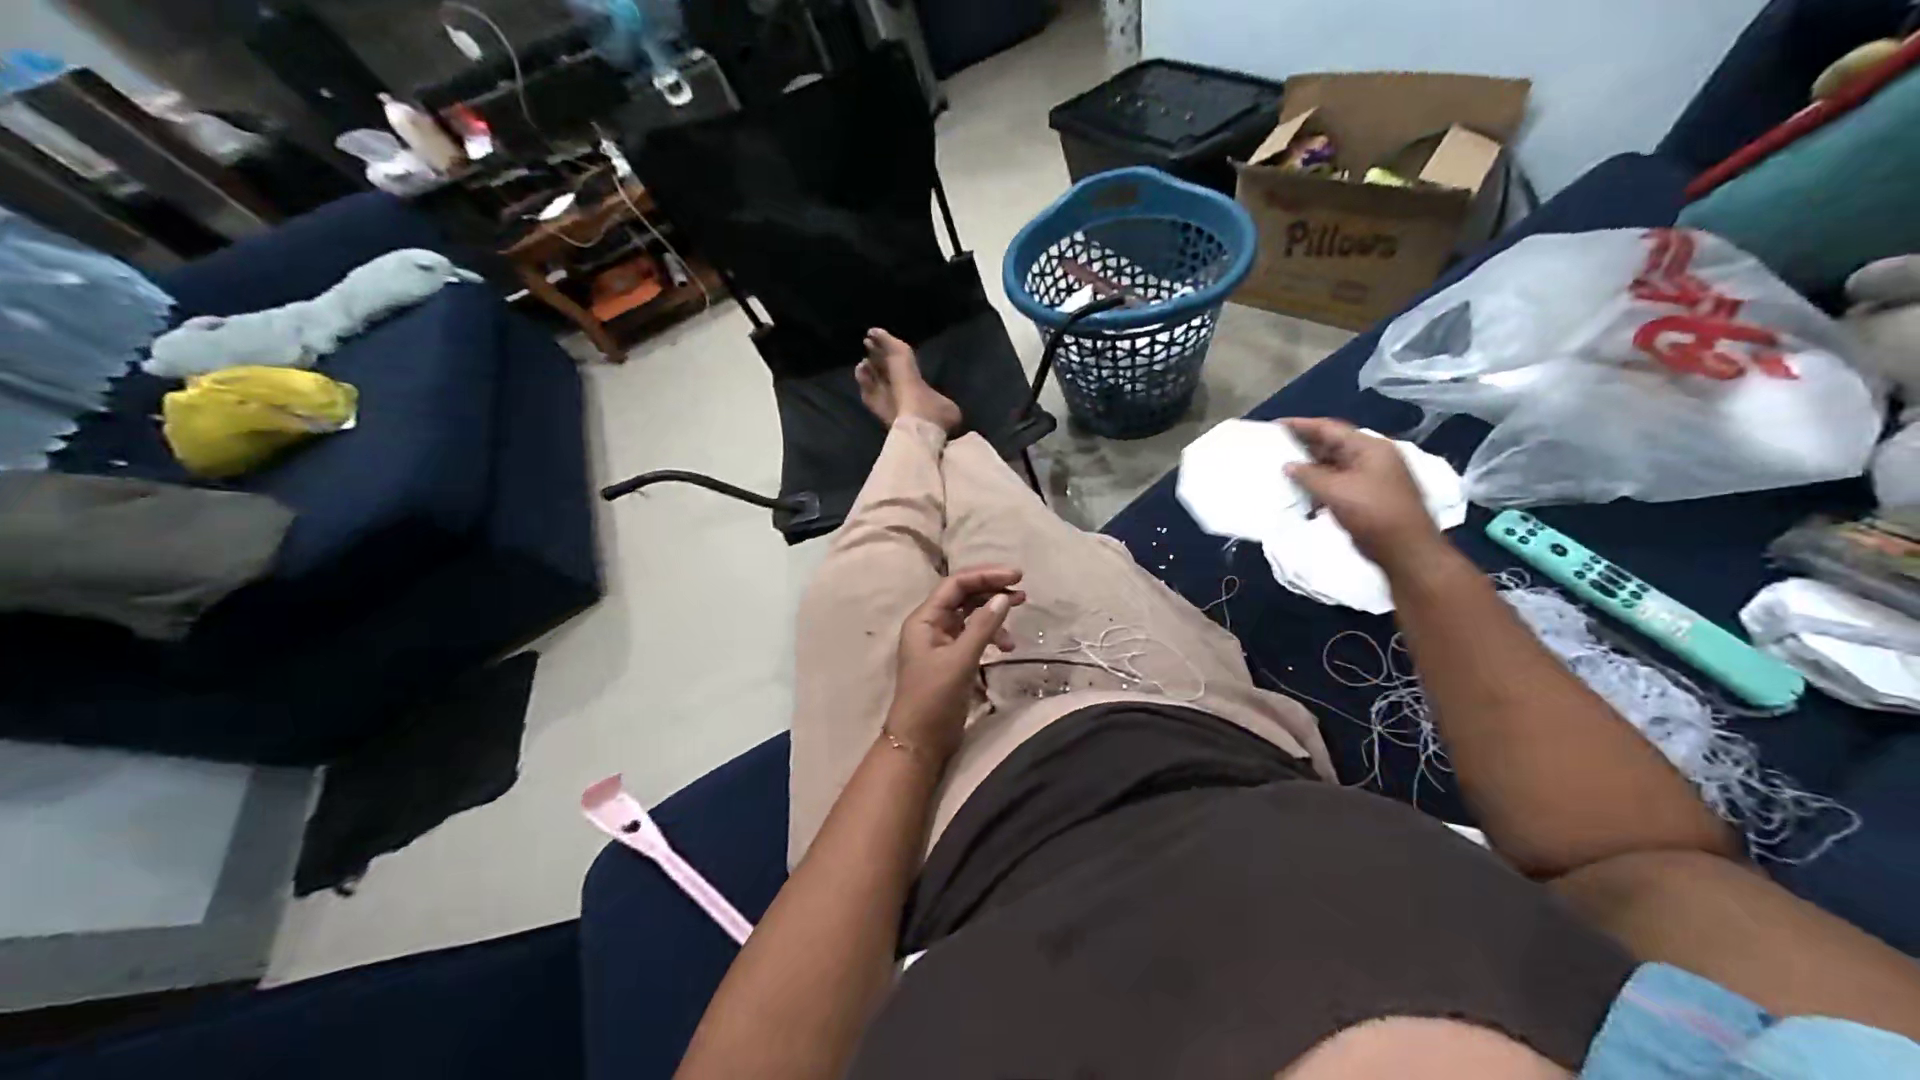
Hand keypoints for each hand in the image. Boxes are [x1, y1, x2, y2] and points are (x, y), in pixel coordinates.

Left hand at [886, 566, 1025, 764]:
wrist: (919, 742)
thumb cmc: (933, 698)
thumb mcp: (959, 660)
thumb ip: (982, 627)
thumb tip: (1004, 597)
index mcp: (924, 619)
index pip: (956, 584)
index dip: (986, 575)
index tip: (1016, 576)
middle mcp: (932, 625)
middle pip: (964, 595)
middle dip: (992, 590)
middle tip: (1023, 591)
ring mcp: (942, 641)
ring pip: (972, 615)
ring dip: (995, 614)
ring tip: (1019, 616)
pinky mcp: (953, 658)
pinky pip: (975, 635)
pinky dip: (992, 635)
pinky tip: (1007, 646)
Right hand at [1281, 417, 1443, 569]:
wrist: (1406, 550)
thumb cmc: (1373, 514)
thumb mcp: (1335, 491)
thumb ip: (1308, 475)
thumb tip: (1288, 465)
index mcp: (1370, 448)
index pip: (1330, 429)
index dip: (1302, 425)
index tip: (1276, 425)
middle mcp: (1373, 458)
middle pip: (1334, 445)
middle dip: (1305, 446)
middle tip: (1276, 446)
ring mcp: (1372, 477)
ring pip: (1335, 466)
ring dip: (1311, 468)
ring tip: (1284, 470)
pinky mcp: (1368, 496)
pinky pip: (1339, 483)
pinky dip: (1320, 485)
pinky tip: (1303, 494)